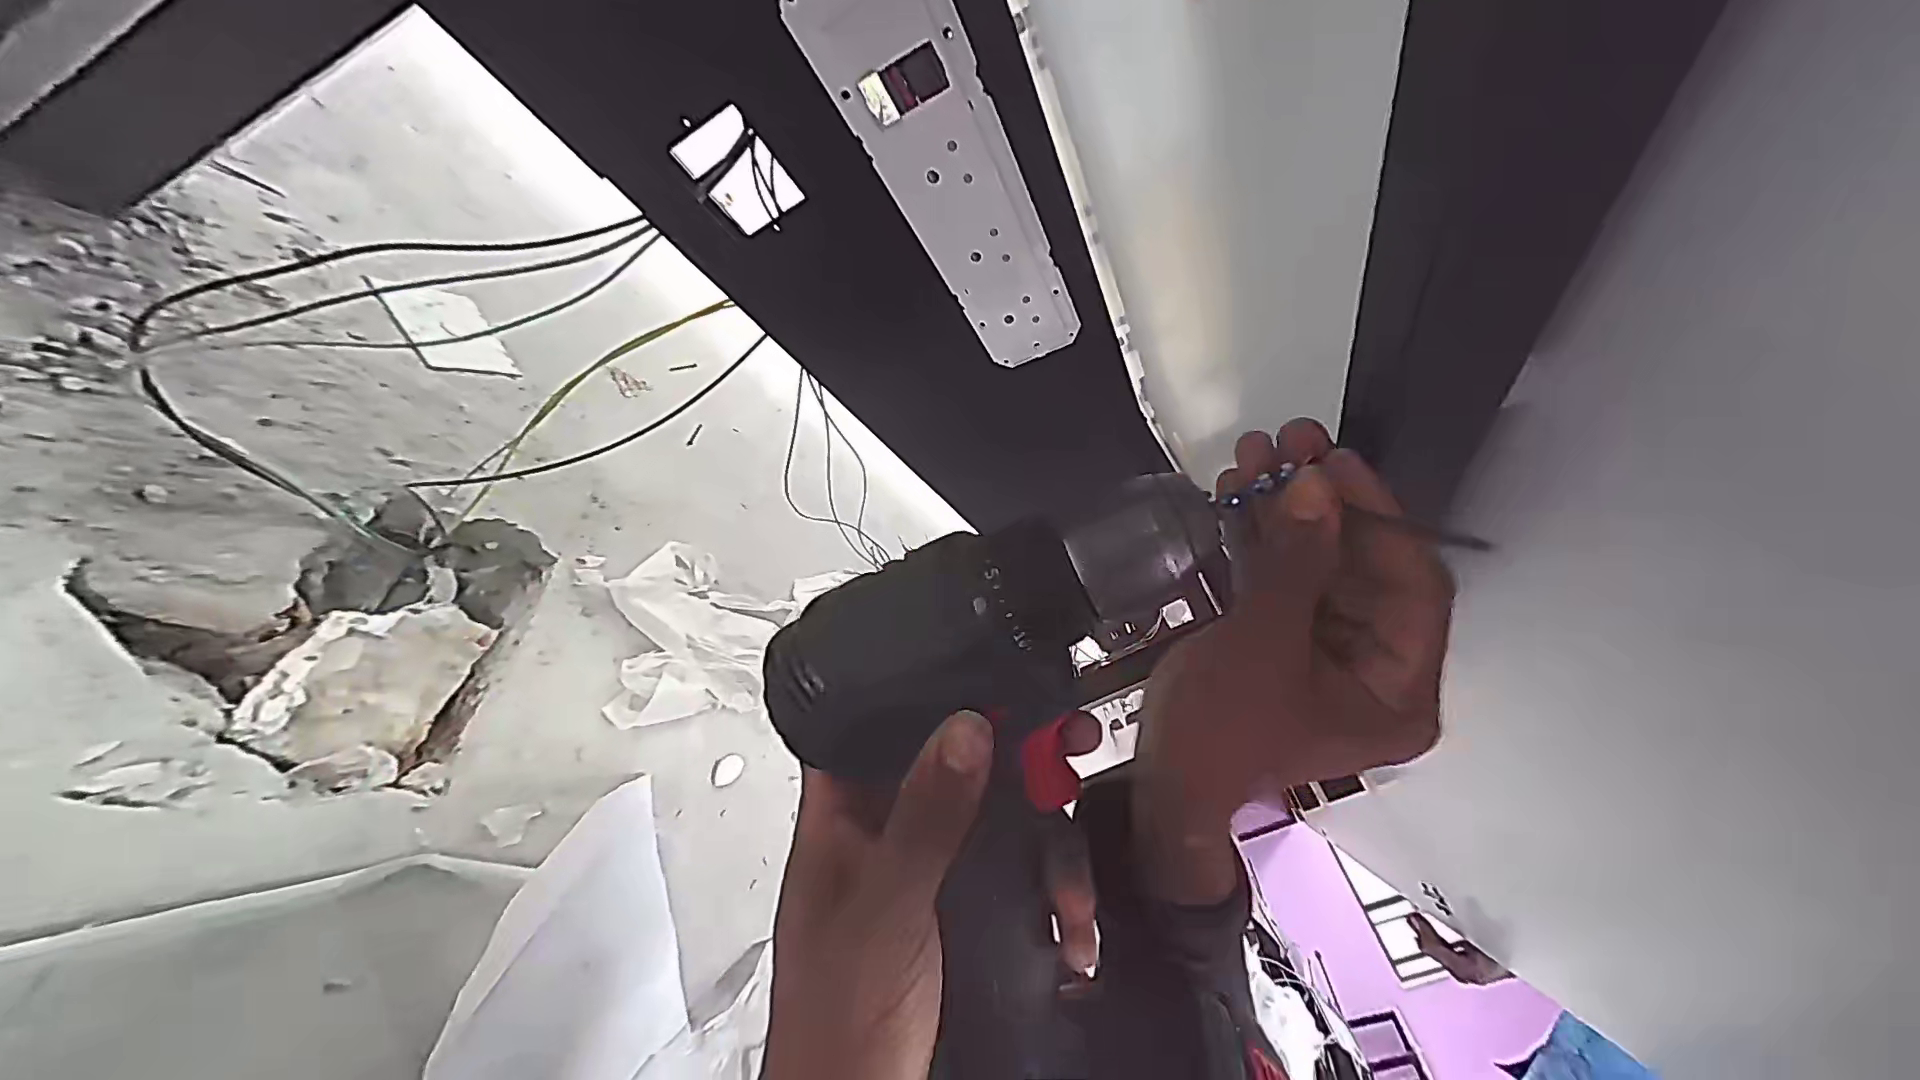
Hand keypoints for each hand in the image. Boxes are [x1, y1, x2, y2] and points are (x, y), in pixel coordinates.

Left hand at [765, 711, 1105, 1078]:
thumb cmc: (835, 1020)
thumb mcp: (885, 907)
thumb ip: (924, 818)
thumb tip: (964, 730)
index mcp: (846, 810)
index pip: (880, 719)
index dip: (933, 691)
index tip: (993, 683)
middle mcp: (890, 824)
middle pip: (956, 757)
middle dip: (1019, 755)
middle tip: (1065, 748)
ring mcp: (932, 862)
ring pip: (996, 809)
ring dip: (1045, 826)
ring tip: (1069, 861)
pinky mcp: (966, 899)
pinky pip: (1018, 861)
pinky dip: (1051, 877)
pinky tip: (1067, 913)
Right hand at [1133, 420, 1453, 898]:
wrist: (1160, 782)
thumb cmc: (1220, 726)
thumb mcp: (1261, 644)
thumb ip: (1295, 563)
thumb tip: (1316, 483)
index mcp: (1397, 686)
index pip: (1412, 583)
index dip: (1376, 515)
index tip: (1335, 462)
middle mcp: (1371, 665)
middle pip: (1360, 565)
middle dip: (1321, 502)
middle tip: (1291, 442)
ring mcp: (1322, 649)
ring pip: (1316, 563)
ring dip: (1284, 510)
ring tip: (1255, 454)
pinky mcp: (1278, 639)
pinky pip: (1281, 578)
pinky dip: (1259, 537)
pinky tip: (1238, 493)